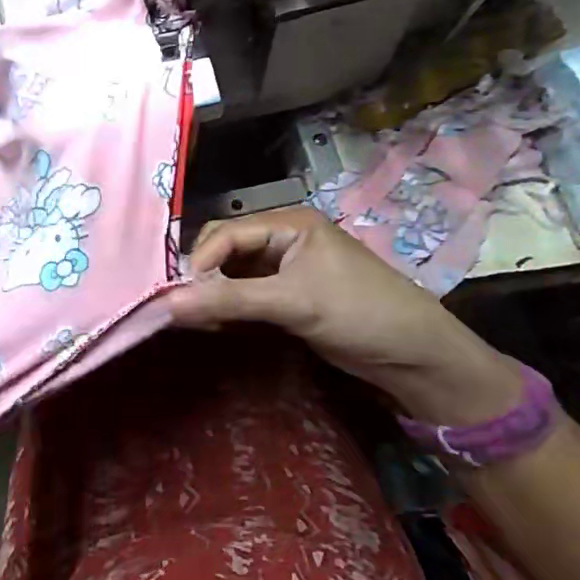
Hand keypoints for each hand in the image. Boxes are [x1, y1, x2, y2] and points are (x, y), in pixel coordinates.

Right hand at [163, 206, 521, 425]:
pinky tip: (217, 325)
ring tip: (199, 322)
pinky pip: (245, 294)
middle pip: (225, 249)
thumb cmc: (359, 313)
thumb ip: (229, 300)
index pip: (226, 233)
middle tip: (187, 310)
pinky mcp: (288, 295)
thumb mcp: (292, 302)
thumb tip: (166, 304)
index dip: (199, 262)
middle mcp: (283, 238)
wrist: (413, 355)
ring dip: (213, 294)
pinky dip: (228, 307)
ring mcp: (285, 268)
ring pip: (232, 273)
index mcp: (289, 223)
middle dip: (203, 276)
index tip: (178, 297)